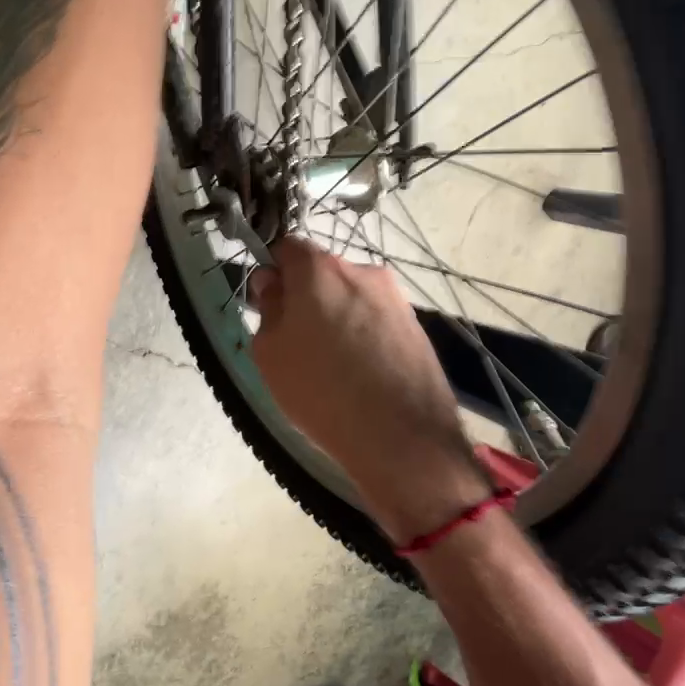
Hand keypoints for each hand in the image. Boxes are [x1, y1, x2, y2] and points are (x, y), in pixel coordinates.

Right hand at [247, 238, 493, 541]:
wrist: (400, 438)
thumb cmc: (319, 389)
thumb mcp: (268, 352)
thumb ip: (267, 308)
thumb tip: (271, 284)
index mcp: (320, 269)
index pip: (287, 247)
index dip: (273, 272)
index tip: (268, 304)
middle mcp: (362, 272)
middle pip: (322, 273)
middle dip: (306, 296)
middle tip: (295, 340)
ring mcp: (396, 299)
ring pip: (351, 298)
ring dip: (337, 317)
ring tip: (331, 363)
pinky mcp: (417, 328)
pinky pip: (376, 321)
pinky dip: (363, 337)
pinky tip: (359, 374)